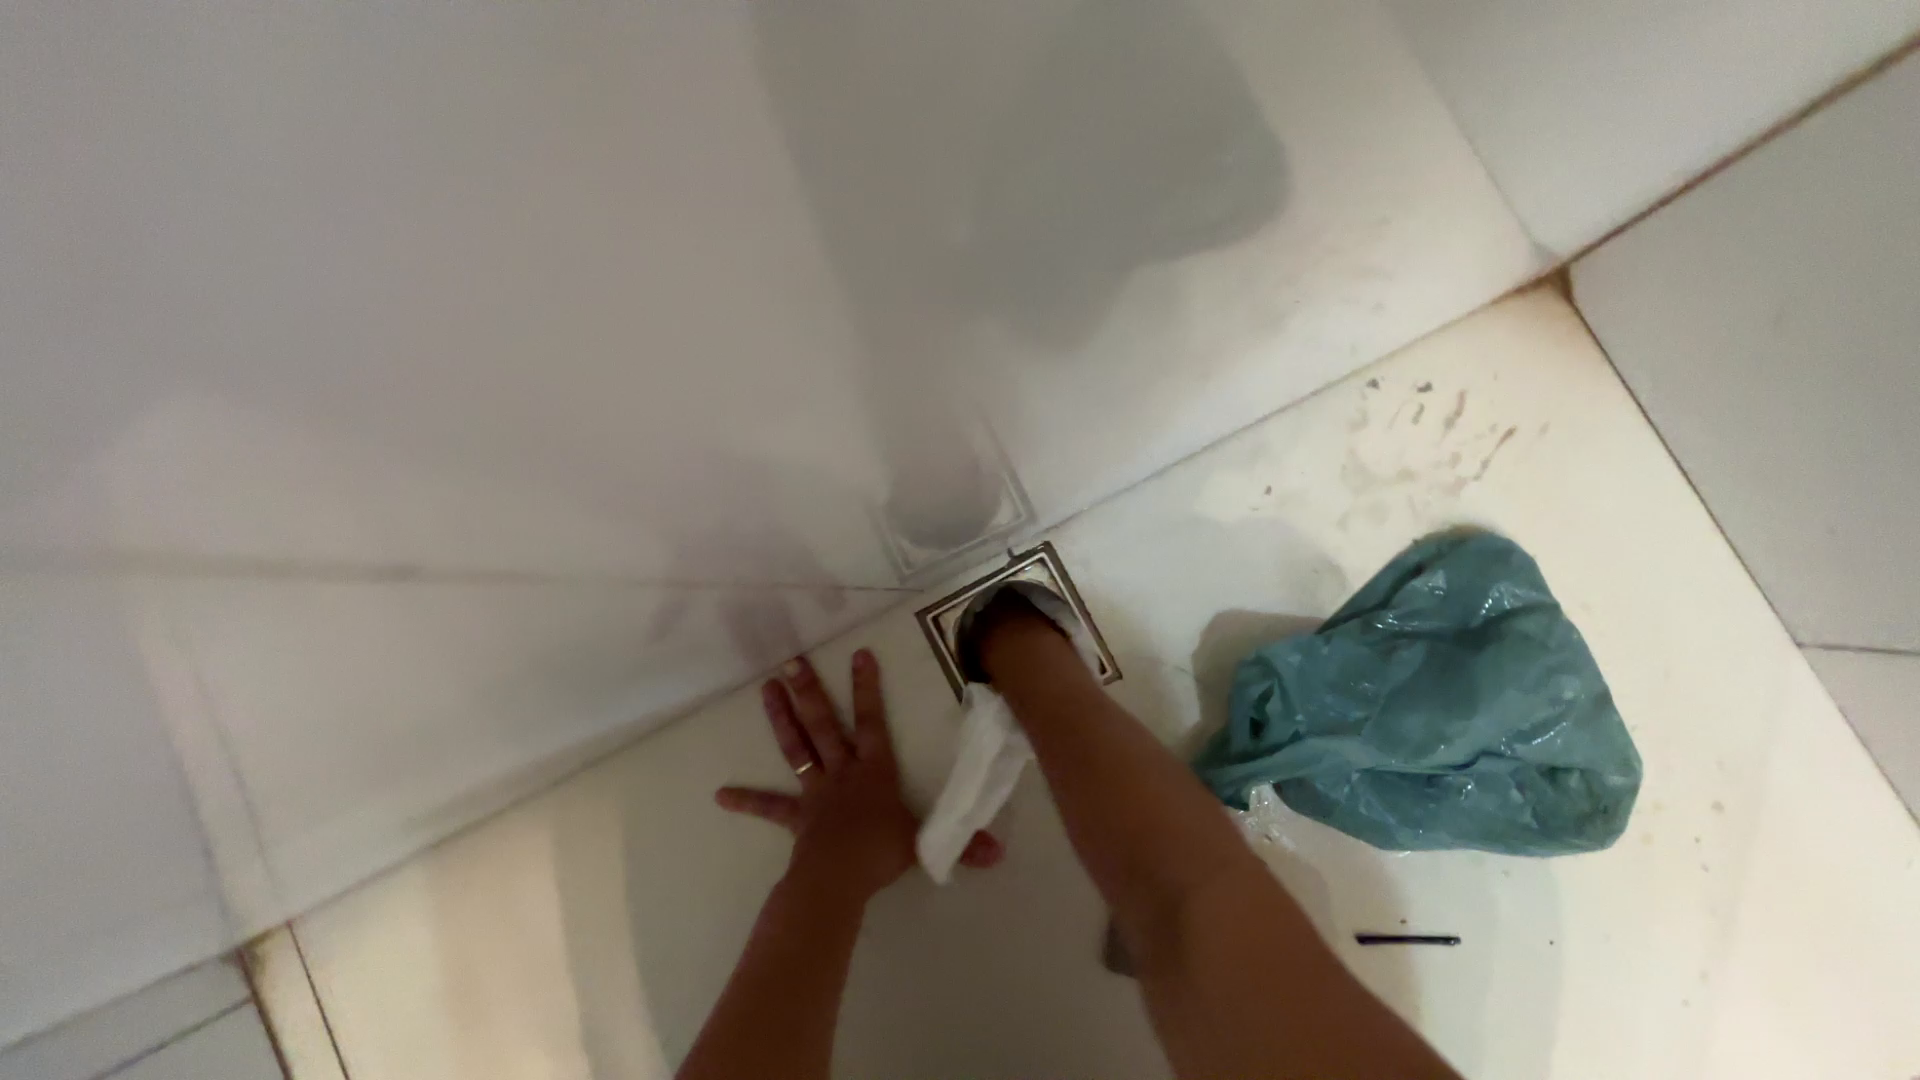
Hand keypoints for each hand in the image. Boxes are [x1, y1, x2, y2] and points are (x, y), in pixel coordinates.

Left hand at [716, 650, 1003, 901]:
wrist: (839, 880)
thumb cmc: (882, 854)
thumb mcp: (926, 844)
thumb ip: (964, 844)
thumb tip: (1001, 853)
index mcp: (874, 771)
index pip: (873, 721)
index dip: (867, 688)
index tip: (858, 653)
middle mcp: (843, 771)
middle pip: (824, 724)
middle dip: (810, 690)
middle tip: (792, 660)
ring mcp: (815, 791)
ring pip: (798, 748)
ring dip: (782, 718)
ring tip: (767, 689)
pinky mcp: (796, 816)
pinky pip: (770, 807)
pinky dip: (747, 801)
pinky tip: (720, 795)